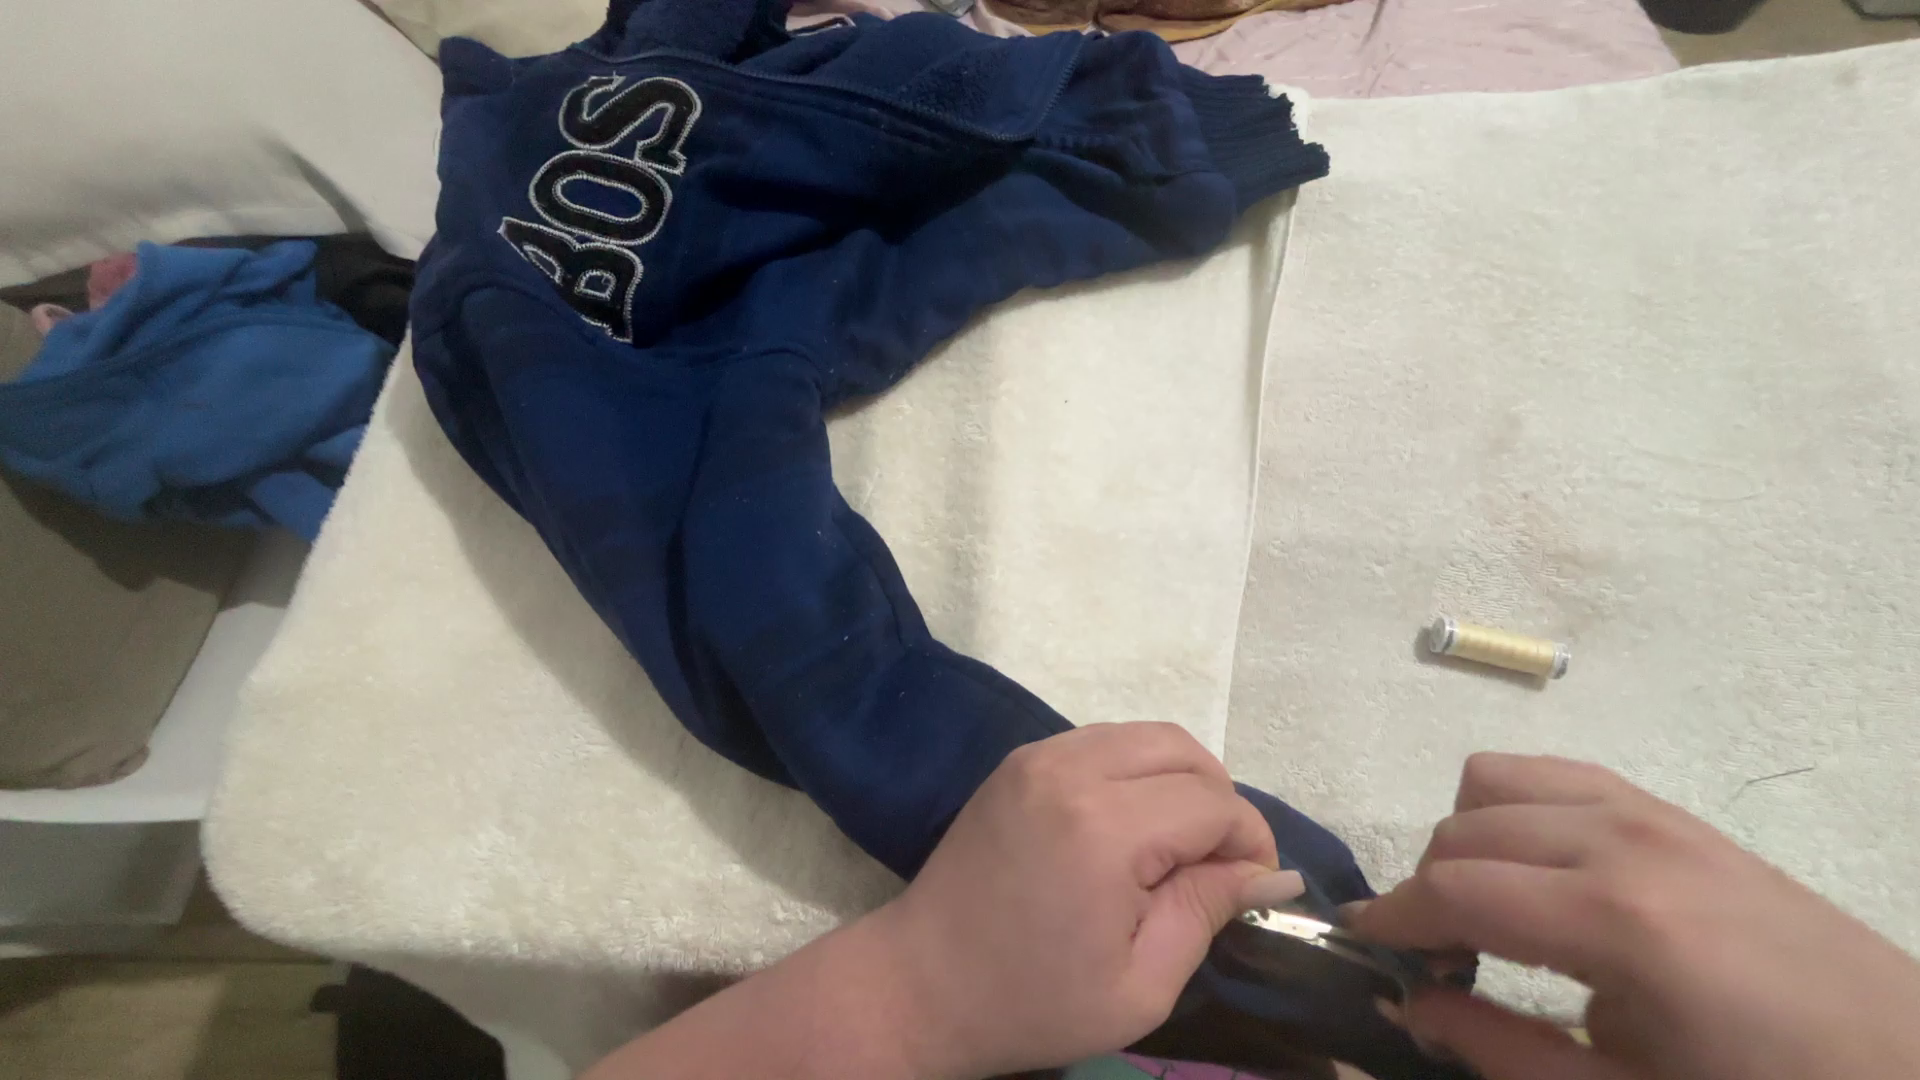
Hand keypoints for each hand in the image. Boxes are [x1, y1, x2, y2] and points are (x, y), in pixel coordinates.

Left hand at [867, 722, 1300, 1079]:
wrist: (923, 980)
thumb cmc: (1033, 1000)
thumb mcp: (1141, 982)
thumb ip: (1208, 909)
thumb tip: (1271, 873)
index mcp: (1102, 827)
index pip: (1210, 801)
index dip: (1250, 839)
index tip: (1253, 885)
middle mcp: (1069, 769)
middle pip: (1180, 748)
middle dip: (1217, 798)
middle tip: (1217, 862)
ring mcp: (1037, 755)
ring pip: (1141, 735)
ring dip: (1176, 778)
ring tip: (1175, 843)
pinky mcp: (1018, 759)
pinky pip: (1100, 741)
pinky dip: (1132, 769)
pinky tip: (1128, 823)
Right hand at [1349, 753, 1919, 1079]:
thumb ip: (1496, 1047)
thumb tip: (1407, 1001)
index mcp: (1617, 919)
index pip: (1451, 890)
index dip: (1392, 919)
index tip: (1363, 946)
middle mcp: (1619, 839)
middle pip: (1458, 833)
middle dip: (1426, 890)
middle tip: (1443, 956)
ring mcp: (1646, 811)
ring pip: (1489, 785)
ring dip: (1465, 839)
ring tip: (1491, 902)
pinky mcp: (1667, 808)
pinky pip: (1546, 773)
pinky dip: (1511, 807)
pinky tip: (1537, 865)